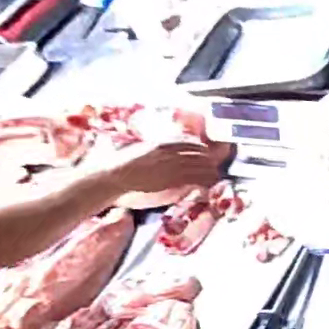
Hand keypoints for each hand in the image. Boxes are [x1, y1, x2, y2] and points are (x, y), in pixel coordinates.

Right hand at [97, 138, 228, 195]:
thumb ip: (159, 149)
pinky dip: (205, 181)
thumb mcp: (144, 150)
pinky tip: (208, 185)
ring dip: (210, 172)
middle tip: (214, 168)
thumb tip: (169, 150)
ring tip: (214, 177)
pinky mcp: (173, 178)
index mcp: (163, 143)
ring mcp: (173, 165)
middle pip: (201, 154)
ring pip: (202, 166)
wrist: (115, 175)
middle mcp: (171, 152)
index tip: (207, 156)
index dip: (203, 150)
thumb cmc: (124, 165)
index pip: (192, 143)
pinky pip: (196, 178)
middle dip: (209, 162)